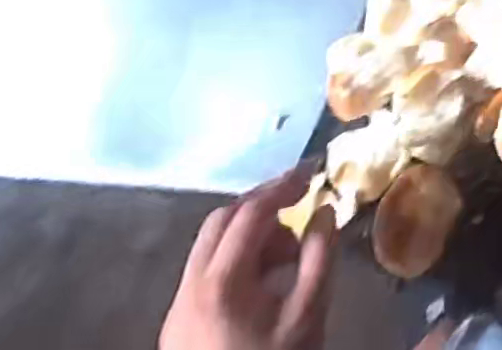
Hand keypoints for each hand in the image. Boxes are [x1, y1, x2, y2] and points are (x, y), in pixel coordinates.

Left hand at [161, 166, 336, 349]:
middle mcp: (189, 290)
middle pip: (221, 221)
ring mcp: (177, 311)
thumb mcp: (310, 310)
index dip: (283, 186)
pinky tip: (267, 278)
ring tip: (289, 250)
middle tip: (301, 201)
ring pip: (211, 245)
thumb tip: (324, 209)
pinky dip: (238, 257)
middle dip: (264, 203)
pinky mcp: (178, 328)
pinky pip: (206, 271)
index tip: (314, 172)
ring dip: (251, 231)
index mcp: (220, 283)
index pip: (250, 213)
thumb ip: (322, 252)